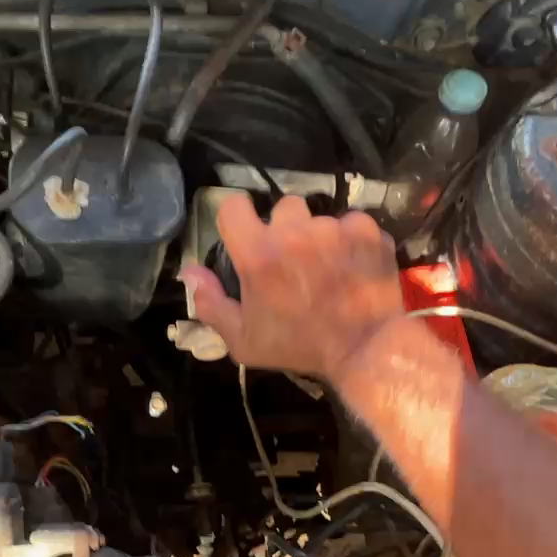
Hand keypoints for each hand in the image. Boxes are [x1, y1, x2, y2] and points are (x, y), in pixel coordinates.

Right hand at [179, 194, 403, 384]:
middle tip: (293, 260)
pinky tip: (351, 265)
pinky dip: (350, 240)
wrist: (363, 350)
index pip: (233, 206)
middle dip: (284, 228)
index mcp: (258, 254)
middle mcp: (294, 232)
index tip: (245, 235)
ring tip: (326, 266)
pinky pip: (351, 223)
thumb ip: (210, 303)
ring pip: (318, 217)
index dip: (237, 219)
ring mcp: (333, 228)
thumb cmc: (298, 347)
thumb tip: (189, 271)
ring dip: (318, 236)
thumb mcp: (243, 339)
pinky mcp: (366, 231)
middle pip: (282, 207)